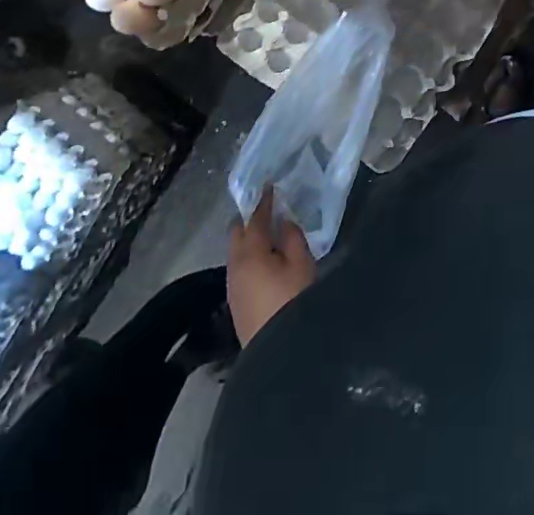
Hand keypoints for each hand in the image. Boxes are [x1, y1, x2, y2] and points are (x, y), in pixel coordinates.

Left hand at [227, 193, 315, 346]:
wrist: (277, 349)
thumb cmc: (293, 299)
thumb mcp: (302, 264)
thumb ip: (293, 238)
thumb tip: (284, 223)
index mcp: (251, 251)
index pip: (256, 218)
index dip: (264, 200)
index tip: (269, 185)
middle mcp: (234, 264)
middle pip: (237, 232)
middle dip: (250, 218)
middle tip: (267, 209)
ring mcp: (232, 285)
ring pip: (236, 251)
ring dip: (249, 239)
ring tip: (268, 234)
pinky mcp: (235, 301)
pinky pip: (239, 267)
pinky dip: (248, 256)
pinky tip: (264, 260)